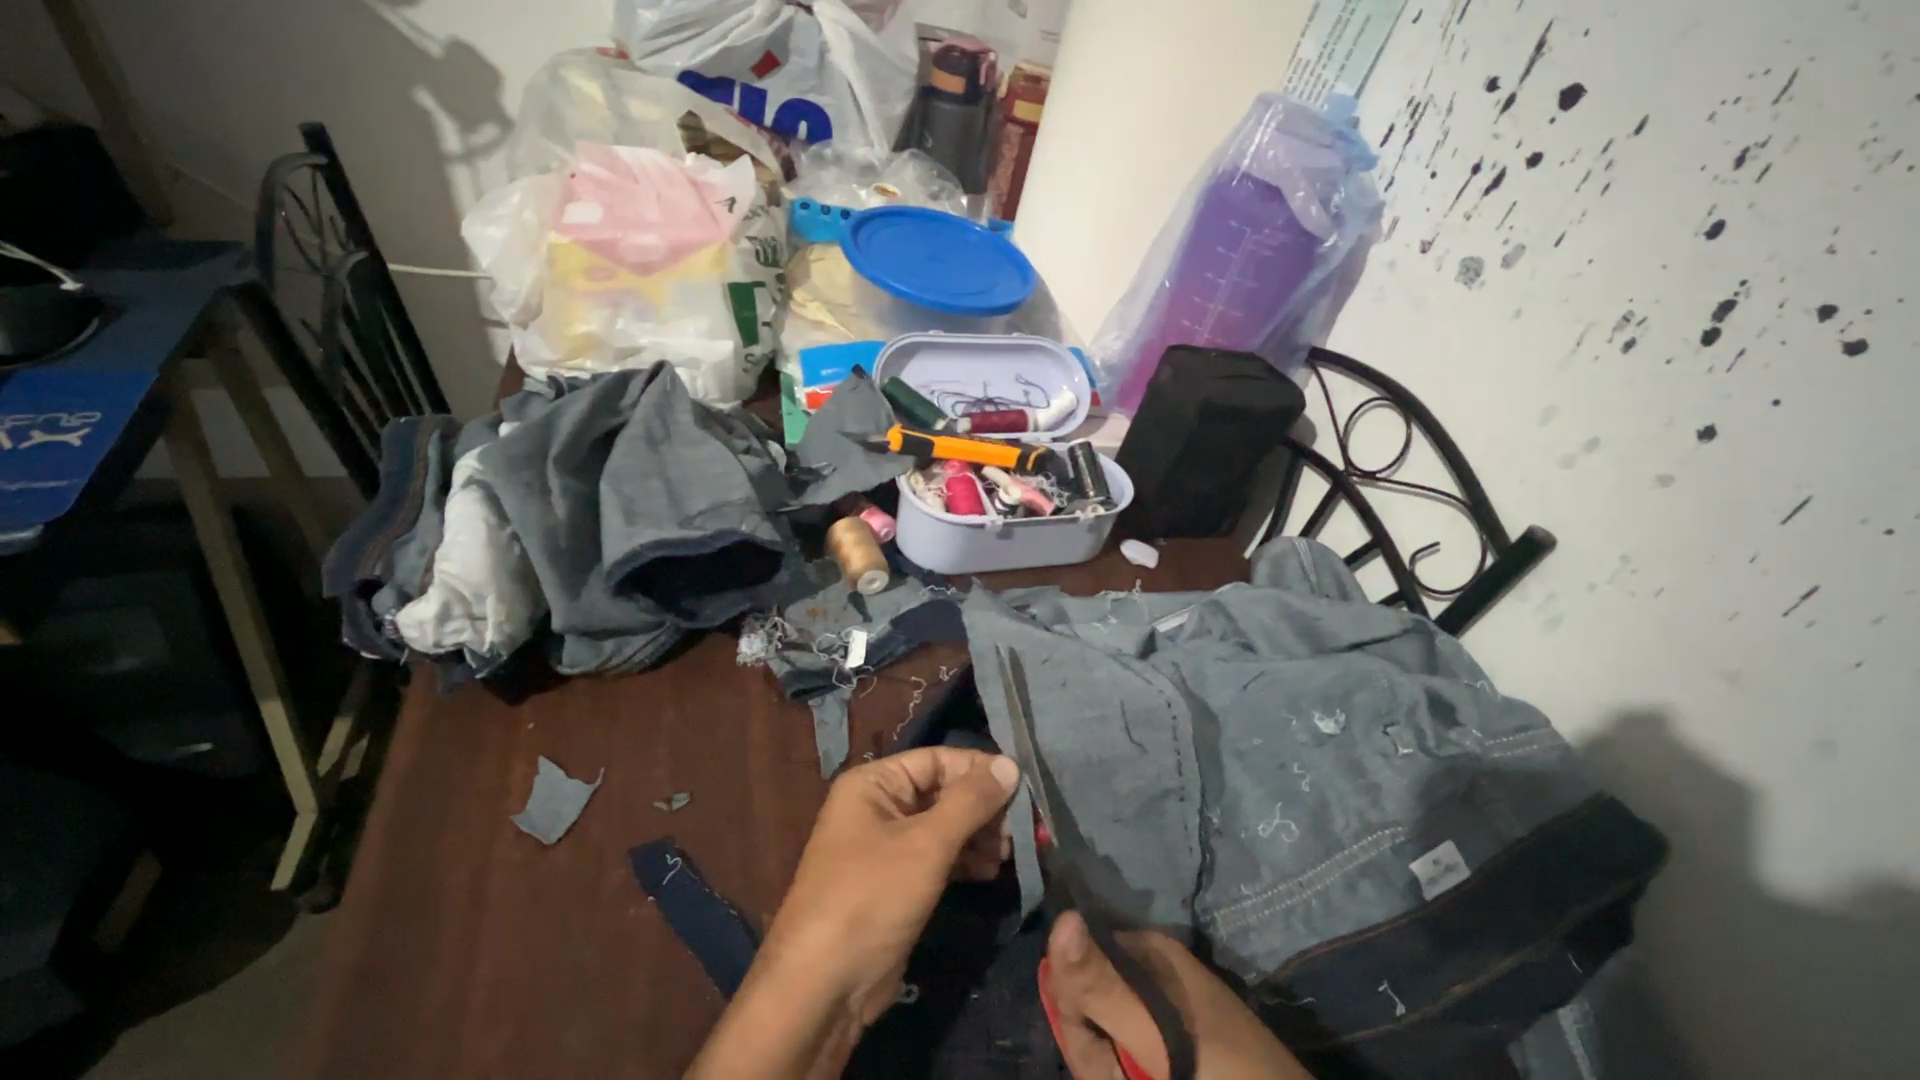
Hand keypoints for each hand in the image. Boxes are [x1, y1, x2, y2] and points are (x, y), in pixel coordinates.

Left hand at [687, 747, 1018, 1078]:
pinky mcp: (896, 884)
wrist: (825, 984)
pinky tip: (991, 871)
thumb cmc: (872, 897)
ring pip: (943, 827)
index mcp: (872, 783)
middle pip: (942, 792)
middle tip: (1021, 829)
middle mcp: (877, 807)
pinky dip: (965, 861)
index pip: (937, 759)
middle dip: (982, 808)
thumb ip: (971, 801)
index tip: (1023, 787)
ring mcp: (885, 848)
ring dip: (978, 836)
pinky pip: (937, 858)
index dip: (979, 770)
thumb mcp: (926, 844)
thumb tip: (1010, 763)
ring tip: (1008, 853)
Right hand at [1044, 912, 1312, 1079]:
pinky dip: (1126, 1073)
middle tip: (1131, 1078)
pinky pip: (1125, 1051)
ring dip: (1111, 1070)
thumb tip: (1062, 916)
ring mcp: (1159, 1009)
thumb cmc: (1220, 1068)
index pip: (1070, 966)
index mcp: (1145, 951)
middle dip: (1096, 1052)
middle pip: (1084, 1006)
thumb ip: (1101, 981)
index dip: (1073, 1013)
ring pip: (1102, 1037)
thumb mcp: (1155, 1030)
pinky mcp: (1169, 1041)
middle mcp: (1147, 971)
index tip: (1099, 1046)